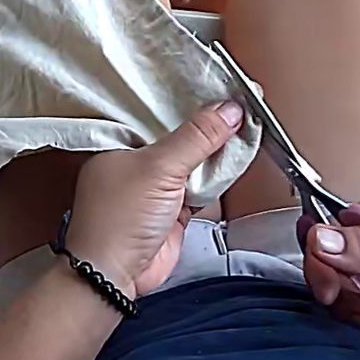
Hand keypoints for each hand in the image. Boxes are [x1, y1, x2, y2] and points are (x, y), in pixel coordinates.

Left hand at [63, 101, 244, 296]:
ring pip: (192, 161)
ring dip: (215, 152)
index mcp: (119, 142)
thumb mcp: (159, 168)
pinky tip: (234, 160)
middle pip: (179, 135)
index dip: (186, 97)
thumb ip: (196, 138)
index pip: (156, 109)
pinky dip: (216, 179)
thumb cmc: (117, 220)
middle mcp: (136, 161)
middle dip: (207, 124)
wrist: (116, 275)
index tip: (218, 84)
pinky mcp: (173, 209)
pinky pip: (200, 187)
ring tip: (244, 125)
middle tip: (238, 102)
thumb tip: (228, 110)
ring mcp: (155, 187)